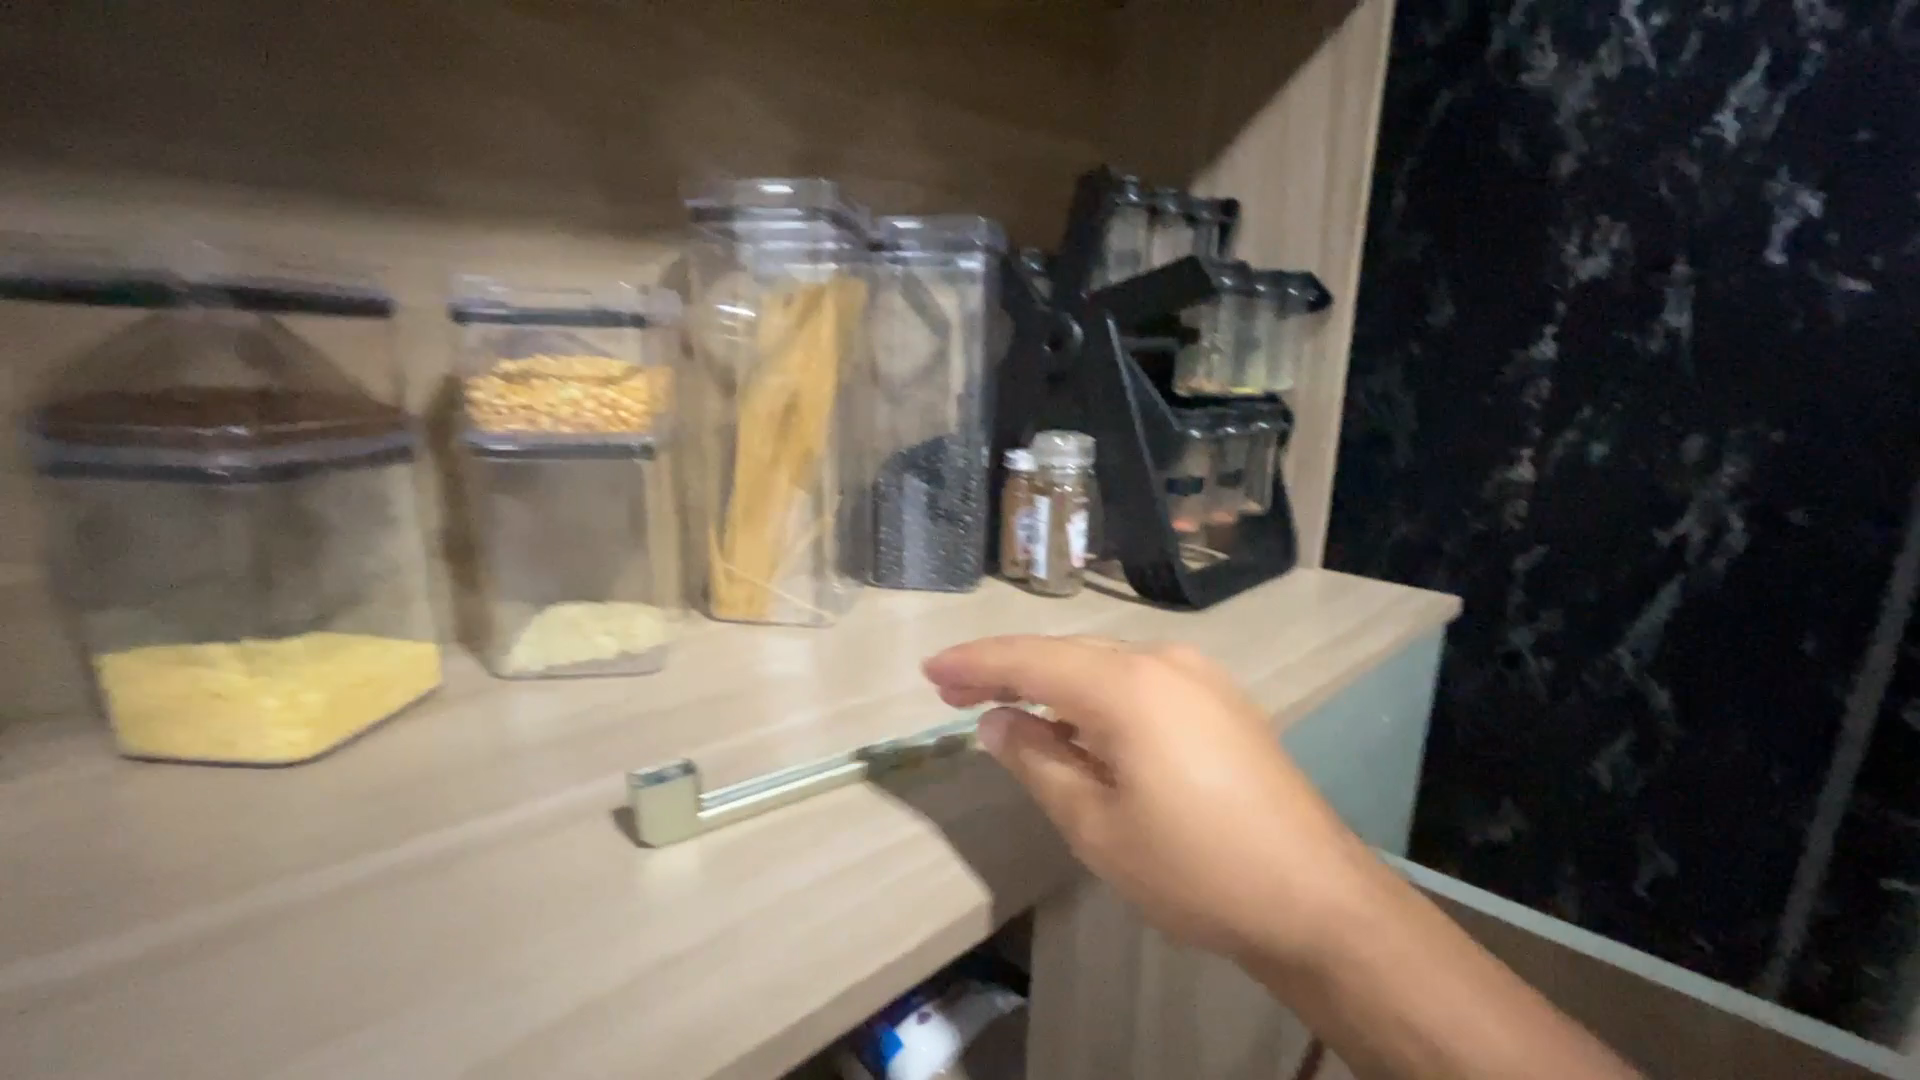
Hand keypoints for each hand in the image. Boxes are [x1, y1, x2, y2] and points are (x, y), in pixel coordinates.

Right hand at [922, 635, 1380, 966]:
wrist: (1315, 898)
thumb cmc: (1193, 867)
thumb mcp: (1095, 824)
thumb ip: (1037, 761)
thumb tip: (996, 722)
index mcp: (1127, 685)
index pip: (1029, 659)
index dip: (974, 664)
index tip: (929, 673)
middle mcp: (1163, 661)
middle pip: (1066, 655)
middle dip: (1007, 672)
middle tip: (954, 694)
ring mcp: (1198, 677)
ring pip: (1103, 666)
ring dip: (1052, 684)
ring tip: (1007, 710)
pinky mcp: (1220, 700)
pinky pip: (1138, 682)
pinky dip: (1094, 696)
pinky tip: (1077, 724)